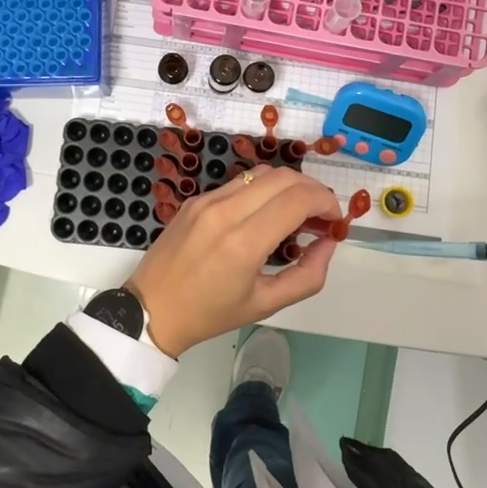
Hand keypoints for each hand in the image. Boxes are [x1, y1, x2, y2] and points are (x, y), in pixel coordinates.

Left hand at [125, 165, 340, 356]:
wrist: (151, 309)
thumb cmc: (209, 313)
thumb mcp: (266, 304)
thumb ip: (307, 275)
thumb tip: (328, 243)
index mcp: (244, 243)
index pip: (298, 198)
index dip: (326, 202)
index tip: (335, 220)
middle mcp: (225, 212)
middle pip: (284, 177)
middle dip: (313, 190)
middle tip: (322, 216)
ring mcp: (207, 201)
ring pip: (262, 174)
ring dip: (289, 186)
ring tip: (298, 214)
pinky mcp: (195, 199)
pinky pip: (239, 183)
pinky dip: (263, 190)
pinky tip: (266, 214)